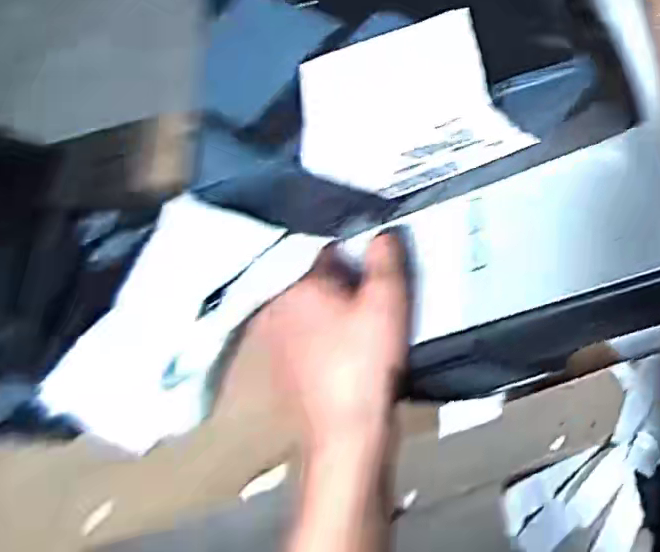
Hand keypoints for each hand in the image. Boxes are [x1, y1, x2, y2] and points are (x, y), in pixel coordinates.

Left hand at [251, 232, 410, 456]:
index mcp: (297, 286)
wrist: (346, 427)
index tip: (379, 256)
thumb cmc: (367, 354)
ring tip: (360, 308)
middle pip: (313, 278)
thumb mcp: (389, 296)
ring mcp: (270, 341)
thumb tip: (380, 233)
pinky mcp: (277, 367)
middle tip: (374, 282)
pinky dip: (320, 328)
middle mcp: (273, 309)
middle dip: (341, 277)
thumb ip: (385, 258)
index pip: (328, 249)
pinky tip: (342, 338)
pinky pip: (301, 331)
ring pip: (306, 306)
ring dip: (329, 303)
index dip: (358, 250)